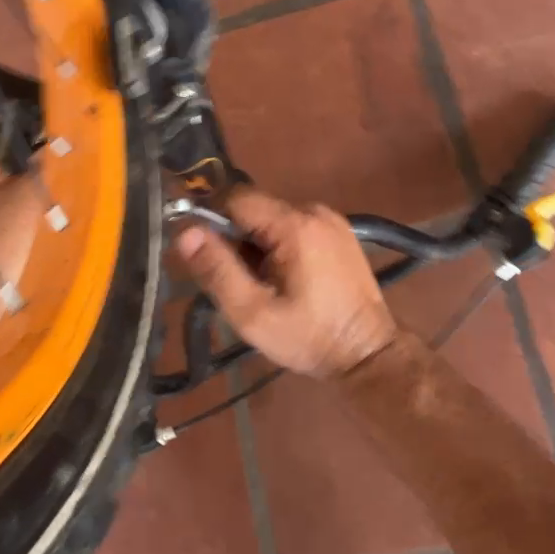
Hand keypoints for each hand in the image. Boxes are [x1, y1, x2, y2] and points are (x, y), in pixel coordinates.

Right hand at [172, 187, 398, 378]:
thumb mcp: (253, 313)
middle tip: (239, 282)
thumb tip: (185, 232)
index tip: (206, 255)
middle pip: (255, 209)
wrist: (368, 355)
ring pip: (273, 219)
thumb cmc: (309, 337)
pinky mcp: (340, 233)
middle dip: (238, 240)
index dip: (213, 221)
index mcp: (295, 224)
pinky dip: (280, 247)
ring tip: (264, 287)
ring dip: (258, 246)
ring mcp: (331, 220)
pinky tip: (286, 281)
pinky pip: (294, 228)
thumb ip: (217, 270)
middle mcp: (314, 210)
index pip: (236, 198)